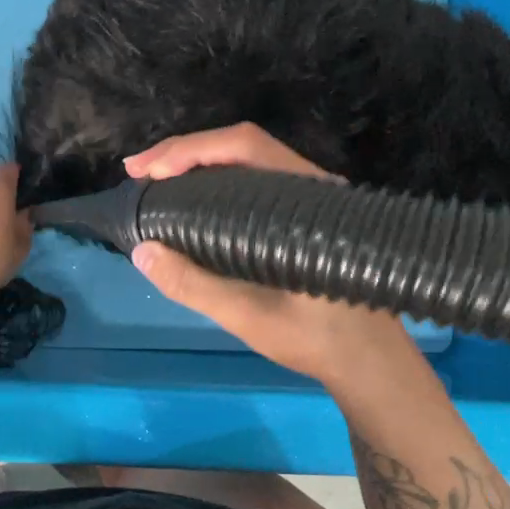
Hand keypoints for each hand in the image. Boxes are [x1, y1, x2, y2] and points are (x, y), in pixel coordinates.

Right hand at [124, 124, 412, 385]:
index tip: (147, 173)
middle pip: (242, 144)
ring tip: (154, 179)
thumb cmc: (318, 340)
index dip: (190, 151)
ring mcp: (311, 198)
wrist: (372, 363)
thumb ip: (194, 285)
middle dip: (183, 151)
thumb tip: (142, 252)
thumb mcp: (250, 317)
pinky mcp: (305, 214)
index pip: (245, 147)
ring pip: (247, 159)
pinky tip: (190, 197)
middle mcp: (312, 186)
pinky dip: (214, 180)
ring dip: (197, 163)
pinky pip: (254, 179)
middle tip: (137, 172)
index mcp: (308, 200)